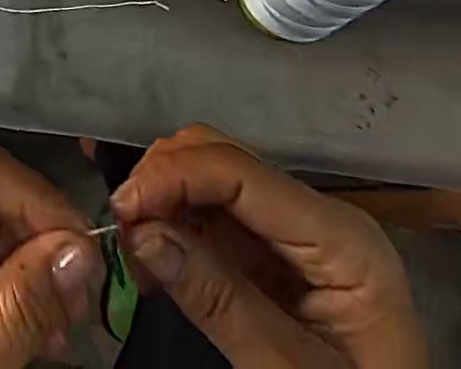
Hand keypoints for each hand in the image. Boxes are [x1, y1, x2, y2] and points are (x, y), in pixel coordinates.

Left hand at [0, 139, 103, 368]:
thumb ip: (18, 305)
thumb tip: (81, 252)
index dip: (34, 197)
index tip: (76, 245)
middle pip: (1, 194)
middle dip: (46, 240)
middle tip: (77, 294)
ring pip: (11, 225)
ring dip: (45, 269)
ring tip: (61, 321)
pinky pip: (5, 258)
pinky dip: (33, 288)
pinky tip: (43, 325)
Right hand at [111, 125, 427, 368]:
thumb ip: (219, 301)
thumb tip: (144, 234)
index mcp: (339, 235)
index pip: (246, 174)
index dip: (178, 175)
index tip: (121, 204)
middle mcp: (315, 214)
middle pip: (229, 159)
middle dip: (167, 178)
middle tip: (120, 228)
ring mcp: (293, 229)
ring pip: (214, 179)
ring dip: (164, 198)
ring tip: (130, 248)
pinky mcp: (273, 251)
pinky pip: (214, 217)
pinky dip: (175, 224)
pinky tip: (151, 254)